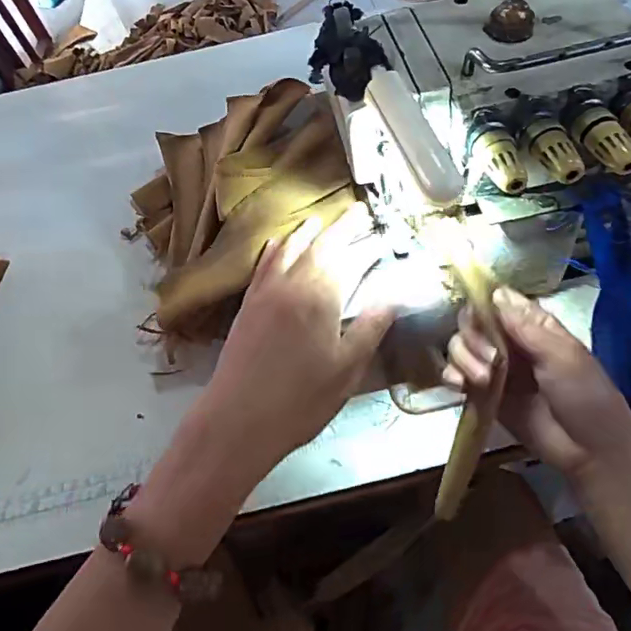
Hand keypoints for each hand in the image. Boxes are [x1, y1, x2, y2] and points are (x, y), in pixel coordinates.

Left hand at [198, 205, 395, 473]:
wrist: (236, 419)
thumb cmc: (300, 400)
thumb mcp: (347, 369)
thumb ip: (370, 327)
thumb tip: (393, 297)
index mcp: (322, 296)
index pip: (352, 258)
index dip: (370, 245)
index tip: (385, 235)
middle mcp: (292, 282)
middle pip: (321, 244)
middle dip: (342, 226)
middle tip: (359, 211)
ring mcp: (266, 290)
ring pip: (289, 247)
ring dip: (308, 230)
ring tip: (322, 219)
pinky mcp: (248, 302)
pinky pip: (264, 262)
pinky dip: (276, 247)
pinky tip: (278, 242)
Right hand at [444, 286, 630, 484]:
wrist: (590, 452)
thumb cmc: (586, 396)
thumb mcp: (563, 356)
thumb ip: (526, 327)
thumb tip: (496, 293)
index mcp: (532, 326)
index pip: (497, 302)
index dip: (481, 303)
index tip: (478, 317)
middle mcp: (509, 342)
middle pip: (472, 322)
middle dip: (473, 337)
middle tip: (490, 359)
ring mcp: (494, 368)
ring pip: (460, 347)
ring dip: (464, 357)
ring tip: (482, 380)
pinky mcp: (483, 395)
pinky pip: (456, 376)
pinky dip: (452, 376)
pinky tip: (460, 386)